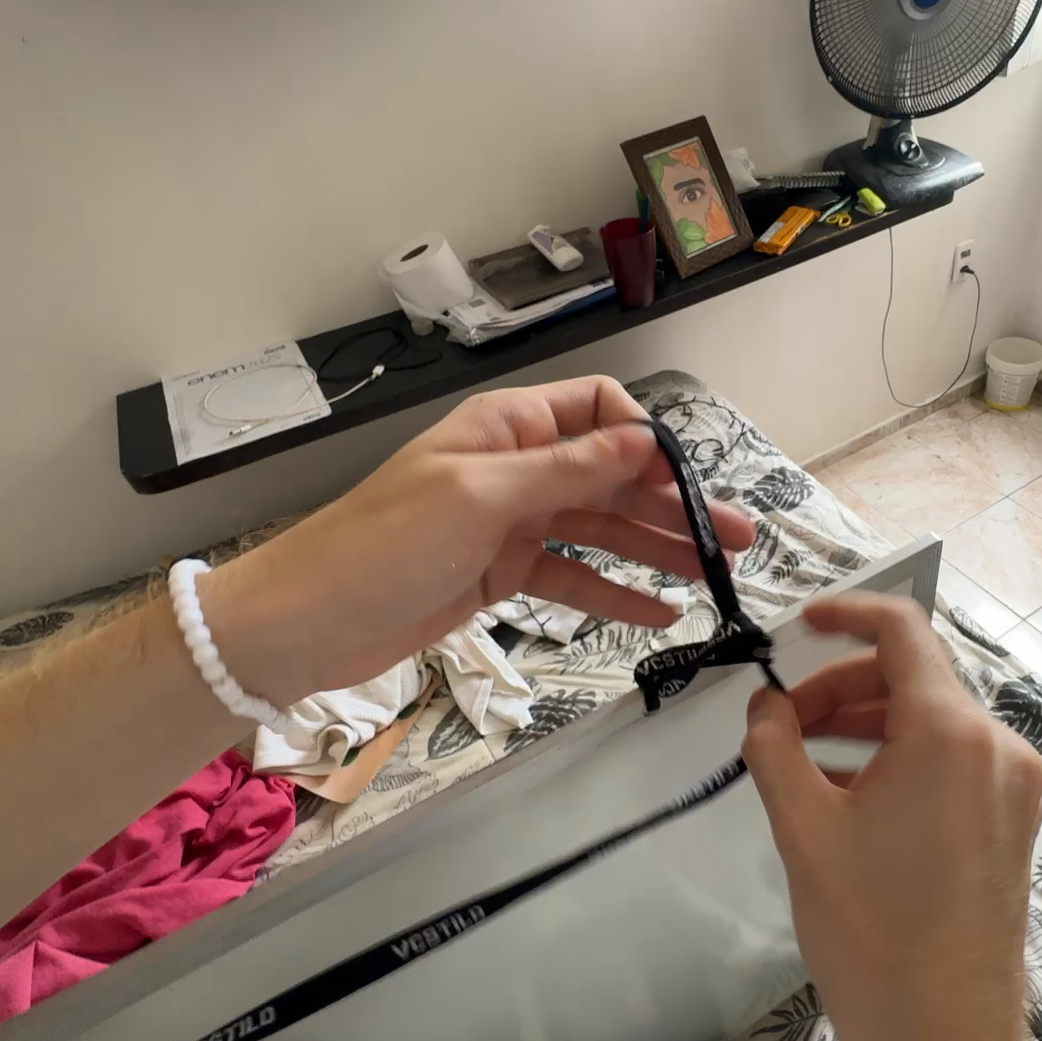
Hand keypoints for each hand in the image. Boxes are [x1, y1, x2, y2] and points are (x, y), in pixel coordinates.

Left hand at [200, 376, 754, 706]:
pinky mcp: (508, 572)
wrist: (304, 627)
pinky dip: (615, 593)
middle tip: (737, 540)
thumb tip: (648, 439)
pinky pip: (575, 576)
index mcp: (511, 428)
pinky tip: (660, 614)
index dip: (646, 445)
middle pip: (614, 480)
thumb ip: (569, 469)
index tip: (682, 486)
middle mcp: (521, 468)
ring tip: (714, 578)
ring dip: (657, 552)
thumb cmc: (384, 545)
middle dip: (674, 507)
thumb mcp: (481, 497)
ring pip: (603, 531)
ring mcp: (516, 523)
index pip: (600, 413)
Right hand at [742, 592, 1041, 1040]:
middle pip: (909, 677)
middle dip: (839, 688)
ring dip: (862, 724)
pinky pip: (947, 757)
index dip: (846, 613)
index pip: (901, 630)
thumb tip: (767, 704)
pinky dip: (895, 755)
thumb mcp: (803, 826)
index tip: (801, 624)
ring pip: (926, 718)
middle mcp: (995, 744)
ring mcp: (1011, 781)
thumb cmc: (873, 932)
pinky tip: (848, 790)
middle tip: (784, 723)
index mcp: (950, 733)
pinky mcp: (1010, 815)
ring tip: (806, 759)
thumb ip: (773, 744)